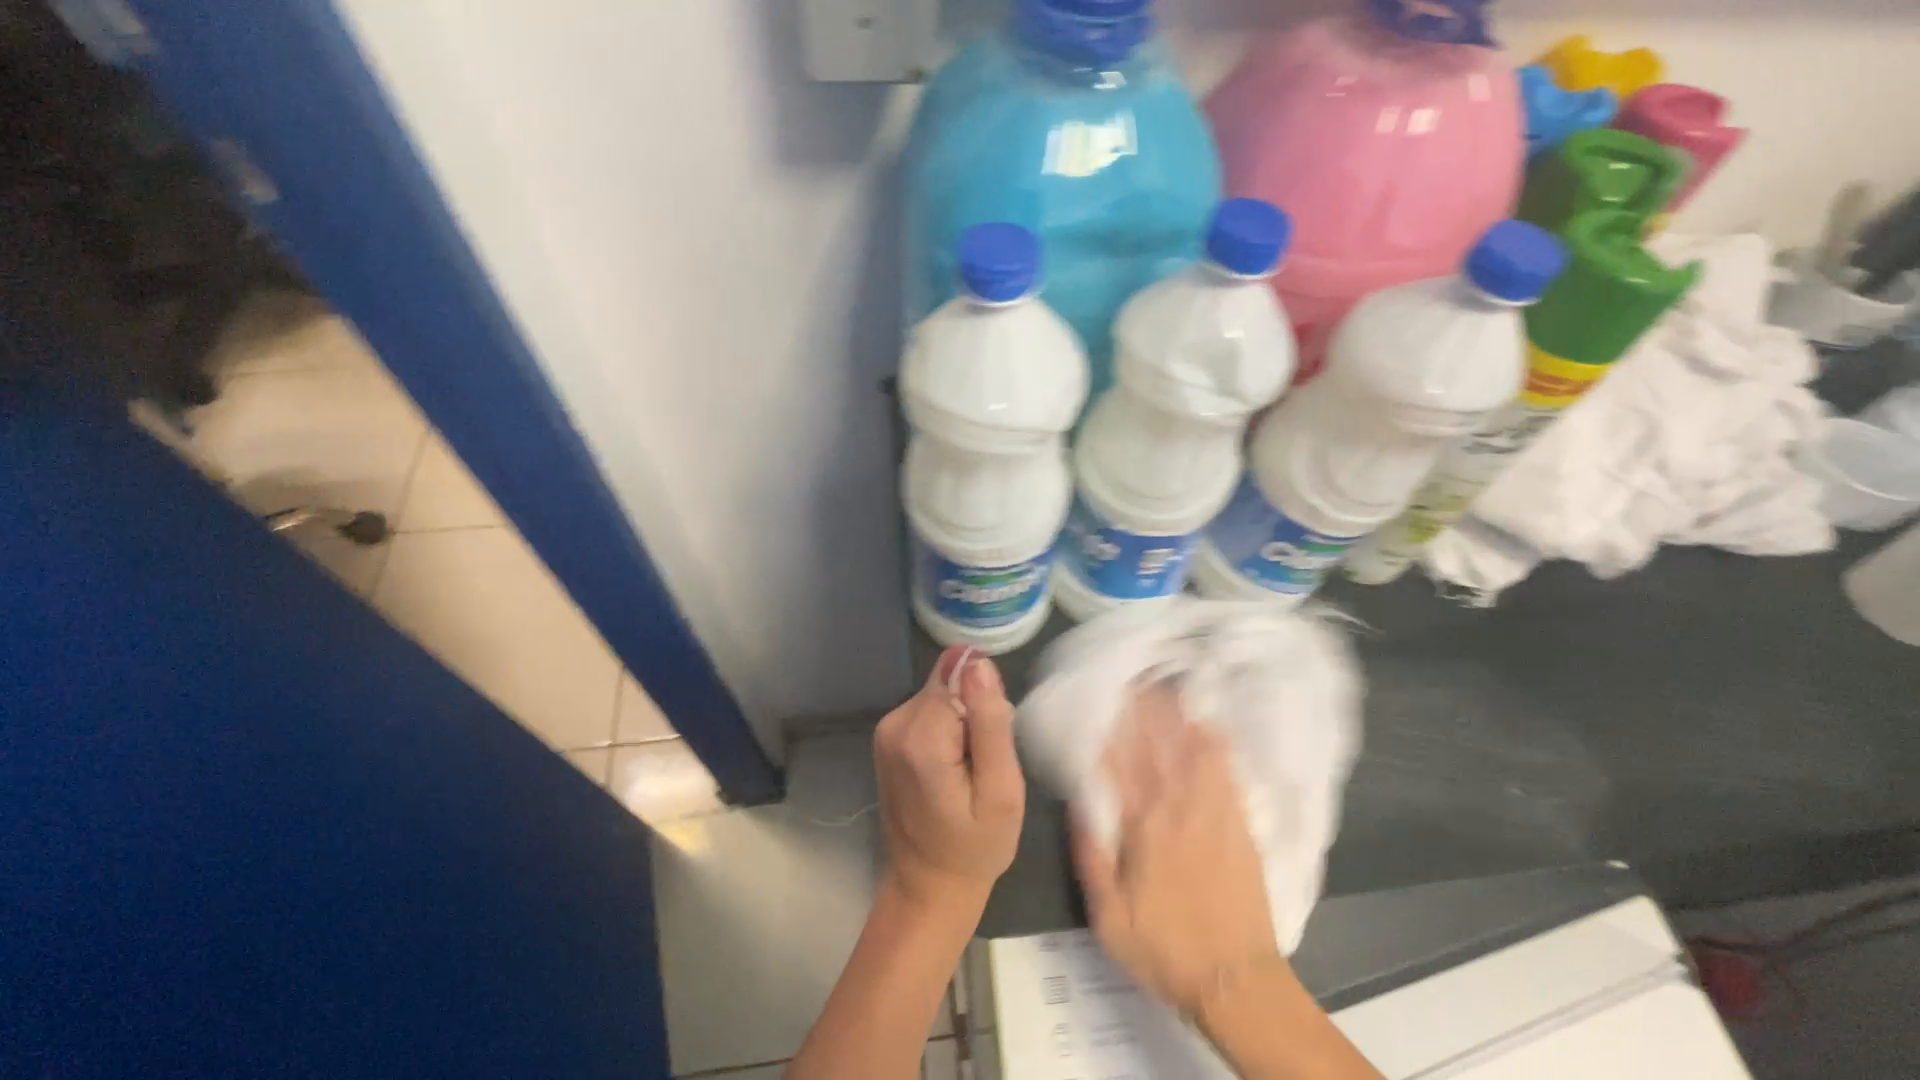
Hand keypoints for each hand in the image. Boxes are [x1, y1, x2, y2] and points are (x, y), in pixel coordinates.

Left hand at [874, 647, 1026, 910]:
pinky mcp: (887, 737)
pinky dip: (949, 732)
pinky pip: (930, 711)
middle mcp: (895, 723)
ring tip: (971, 771)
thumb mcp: (1001, 790)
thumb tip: (978, 662)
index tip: (992, 747)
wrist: (929, 885)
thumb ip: (990, 723)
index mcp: (920, 737)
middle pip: (949, 685)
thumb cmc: (975, 846)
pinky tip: (955, 770)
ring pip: (941, 696)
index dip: (987, 708)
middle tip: (985, 765)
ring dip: (964, 724)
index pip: (963, 678)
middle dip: (975, 714)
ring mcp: (886, 730)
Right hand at [1073, 681, 1279, 1016]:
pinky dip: (1217, 746)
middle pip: (1158, 750)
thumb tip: (1078, 804)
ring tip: (1167, 688)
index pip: (1122, 766)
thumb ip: (1092, 855)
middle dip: (1144, 712)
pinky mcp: (1241, 827)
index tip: (1102, 699)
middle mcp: (1179, 812)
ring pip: (1194, 754)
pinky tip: (1211, 727)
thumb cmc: (1164, 949)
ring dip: (1179, 719)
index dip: (1111, 730)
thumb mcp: (1108, 915)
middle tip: (1134, 679)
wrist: (1237, 980)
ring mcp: (1215, 816)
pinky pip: (1227, 775)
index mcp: (1143, 830)